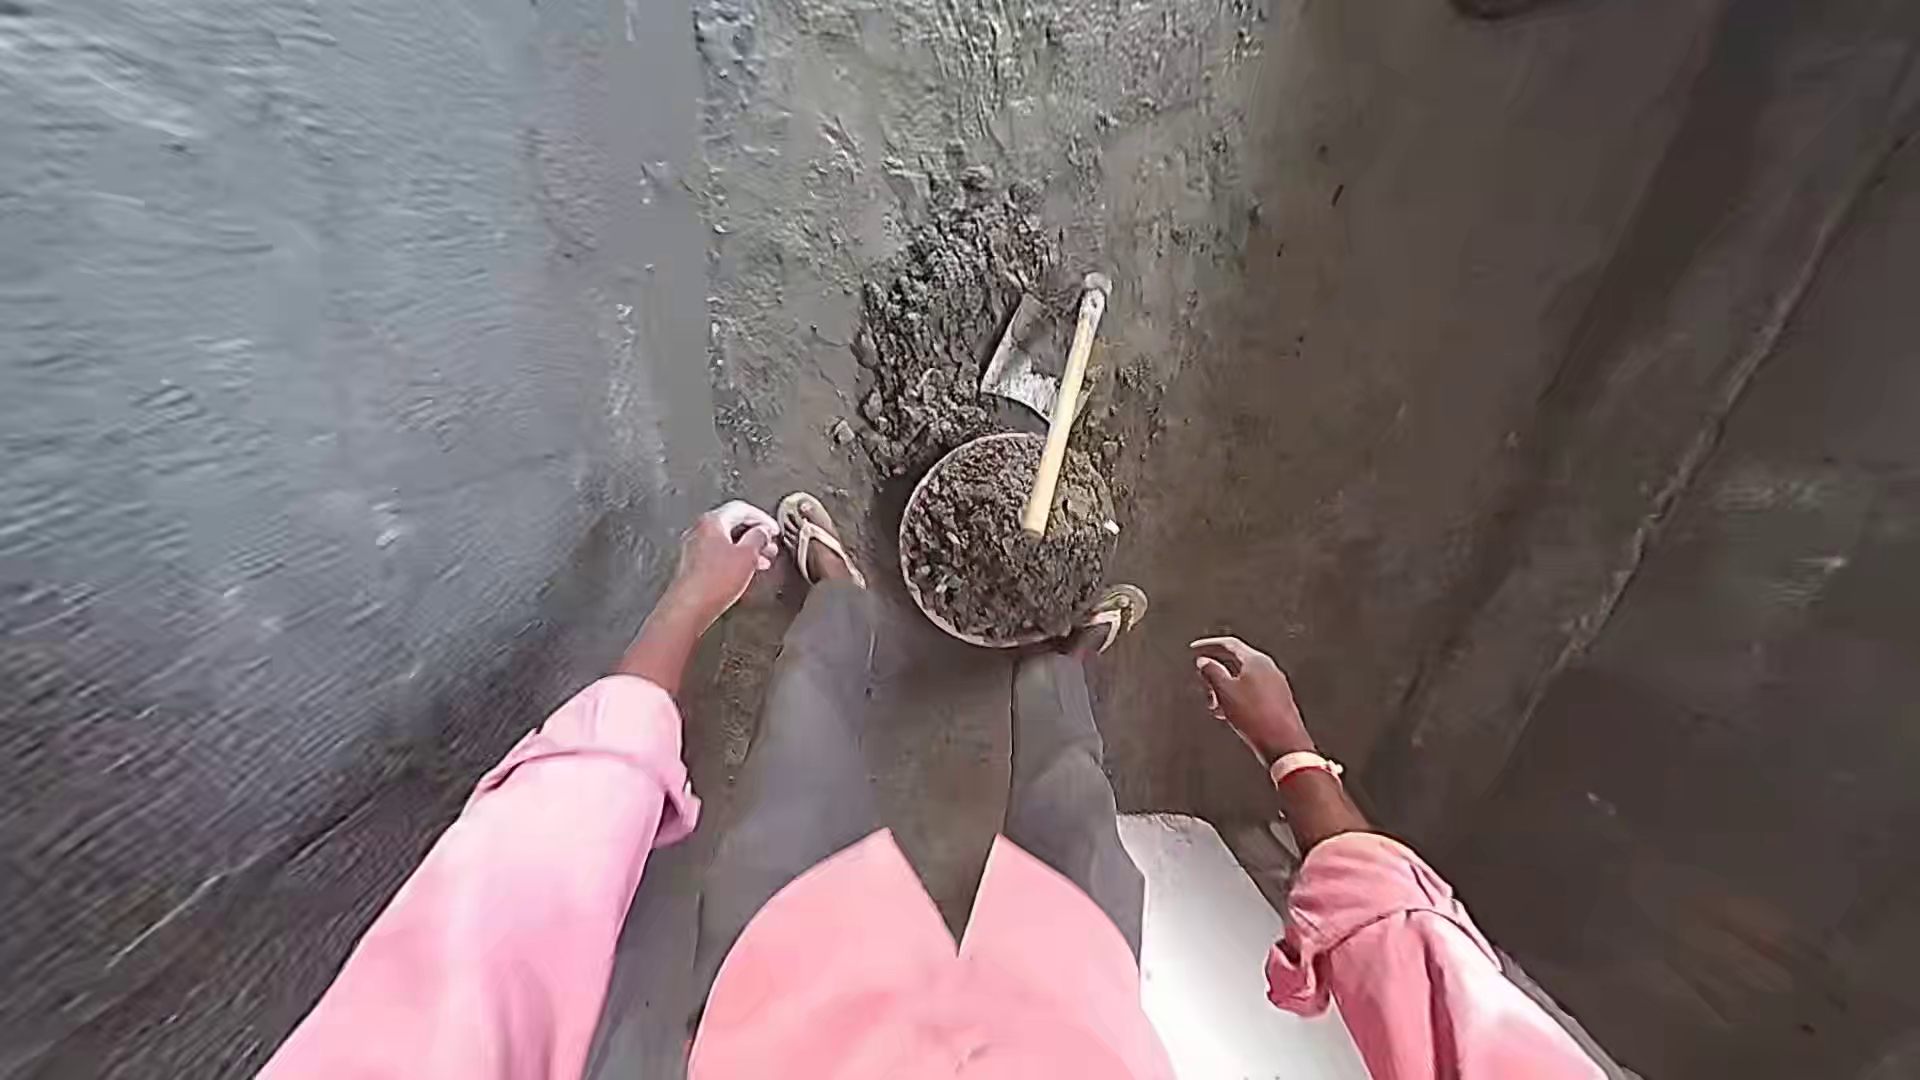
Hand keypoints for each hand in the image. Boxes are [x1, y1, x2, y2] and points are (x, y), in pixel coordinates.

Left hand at [664, 500, 778, 630]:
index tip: (773, 529)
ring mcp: (694, 548)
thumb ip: (759, 538)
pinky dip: (734, 558)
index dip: (763, 518)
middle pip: (732, 524)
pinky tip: (744, 571)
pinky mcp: (693, 566)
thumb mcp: (748, 555)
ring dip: (747, 548)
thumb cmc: (713, 582)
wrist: (690, 608)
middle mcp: (699, 531)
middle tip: (770, 544)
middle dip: (755, 534)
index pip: (742, 509)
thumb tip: (762, 532)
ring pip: (726, 541)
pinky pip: (718, 555)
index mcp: (712, 522)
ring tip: (762, 560)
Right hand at [1190, 636, 1314, 763]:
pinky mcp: (1279, 701)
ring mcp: (1276, 685)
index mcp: (1257, 661)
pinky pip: (1252, 691)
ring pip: (1243, 679)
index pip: (1229, 644)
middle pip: (1235, 662)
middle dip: (1216, 674)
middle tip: (1205, 686)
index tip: (1196, 648)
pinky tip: (1230, 712)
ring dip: (1225, 689)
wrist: (1284, 746)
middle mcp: (1269, 669)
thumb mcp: (1224, 691)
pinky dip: (1237, 697)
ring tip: (1216, 705)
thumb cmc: (1256, 718)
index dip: (1208, 645)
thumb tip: (1204, 661)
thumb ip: (1211, 671)